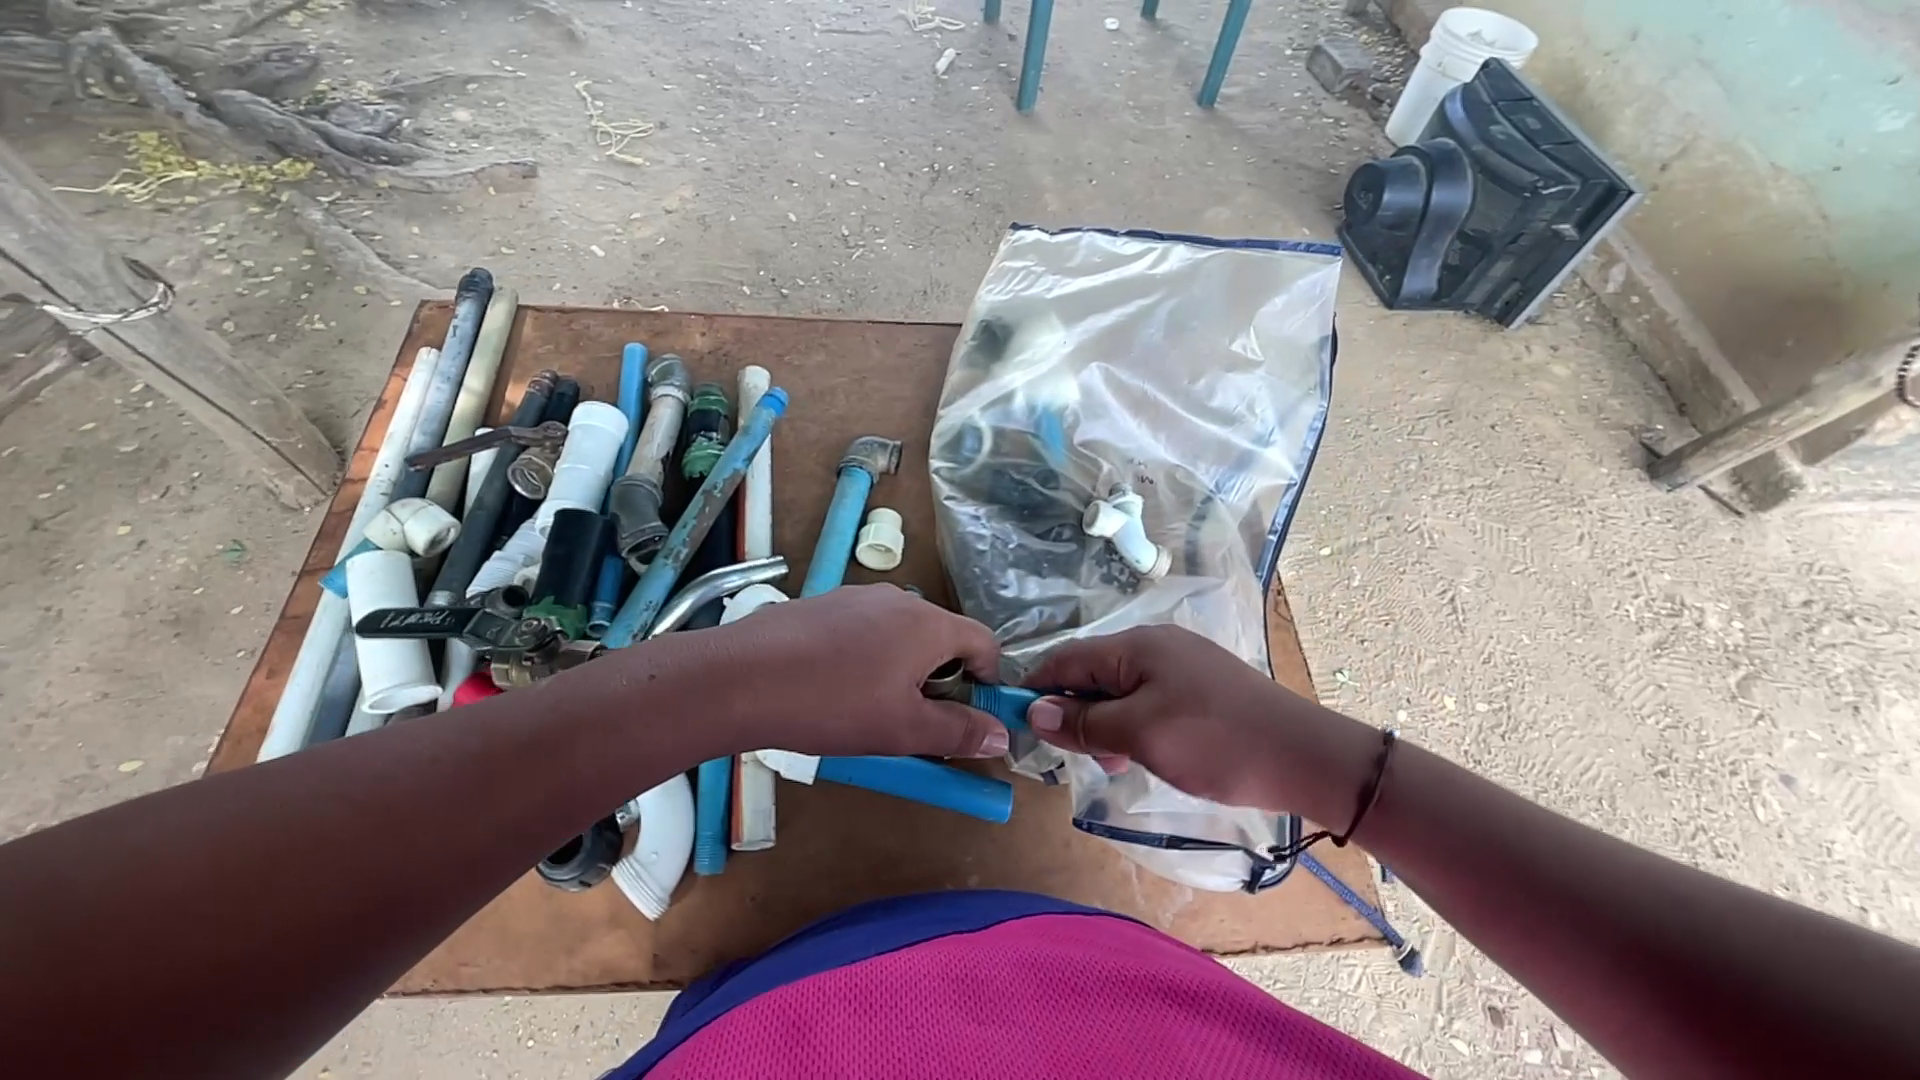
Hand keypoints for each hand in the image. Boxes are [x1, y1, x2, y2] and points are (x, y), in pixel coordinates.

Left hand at [692, 585, 1008, 759]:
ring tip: (871, 708)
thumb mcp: (904, 729)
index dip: (988, 680)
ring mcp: (856, 597)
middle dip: (942, 678)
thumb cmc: (835, 705)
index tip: (972, 716)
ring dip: (903, 668)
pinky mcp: (821, 604)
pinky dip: (866, 657)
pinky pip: (862, 630)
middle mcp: (899, 599)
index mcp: (929, 624)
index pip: (984, 641)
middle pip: (941, 636)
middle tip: (918, 721)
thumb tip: (1001, 734)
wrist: (742, 678)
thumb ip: (958, 730)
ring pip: (899, 633)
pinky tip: (833, 688)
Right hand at [1022, 624, 1343, 811]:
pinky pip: (1146, 700)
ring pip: (1119, 690)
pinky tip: (1141, 755)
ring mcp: (1180, 665)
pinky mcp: (1199, 688)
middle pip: (1091, 673)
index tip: (1017, 725)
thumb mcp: (1140, 734)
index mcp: (1136, 646)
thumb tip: (1034, 711)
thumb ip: (1084, 722)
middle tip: (1072, 756)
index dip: (1037, 690)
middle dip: (1073, 711)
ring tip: (1111, 763)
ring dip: (1103, 724)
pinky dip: (1132, 726)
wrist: (1305, 757)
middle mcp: (1155, 645)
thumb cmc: (1215, 742)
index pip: (1066, 659)